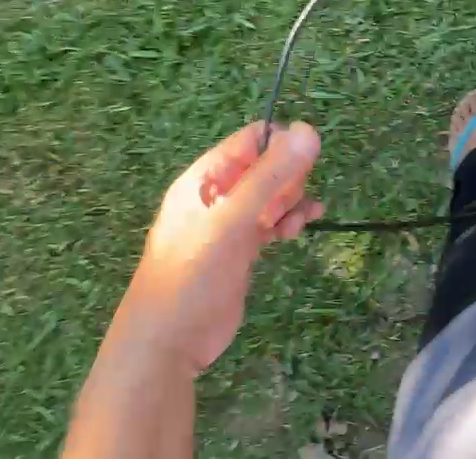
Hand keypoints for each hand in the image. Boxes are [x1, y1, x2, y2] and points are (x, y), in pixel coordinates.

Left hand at [111, 122, 324, 375]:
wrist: (166, 347)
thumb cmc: (191, 276)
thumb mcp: (231, 221)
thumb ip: (270, 176)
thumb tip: (309, 130)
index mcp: (206, 179)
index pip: (253, 139)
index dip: (283, 145)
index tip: (305, 165)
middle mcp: (218, 194)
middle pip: (270, 164)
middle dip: (291, 178)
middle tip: (288, 204)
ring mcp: (230, 222)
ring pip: (276, 193)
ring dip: (294, 202)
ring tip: (295, 225)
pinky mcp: (241, 247)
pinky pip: (274, 219)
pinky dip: (290, 220)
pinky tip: (298, 231)